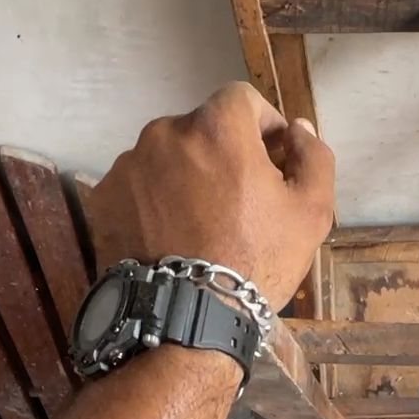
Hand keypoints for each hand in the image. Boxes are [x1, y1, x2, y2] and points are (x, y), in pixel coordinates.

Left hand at [88, 83, 334, 304]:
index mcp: (217, 127)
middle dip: (225, 154)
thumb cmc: (256, 261)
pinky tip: (172, 235)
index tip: (272, 161)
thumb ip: (314, 157)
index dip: (263, 125)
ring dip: (188, 175)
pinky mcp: (104, 196)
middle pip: (203, 129)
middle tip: (240, 201)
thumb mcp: (311, 212)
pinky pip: (141, 185)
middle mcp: (165, 132)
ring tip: (202, 223)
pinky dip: (157, 200)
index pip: (242, 99)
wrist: (185, 318)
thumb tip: (298, 129)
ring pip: (169, 157)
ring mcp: (129, 164)